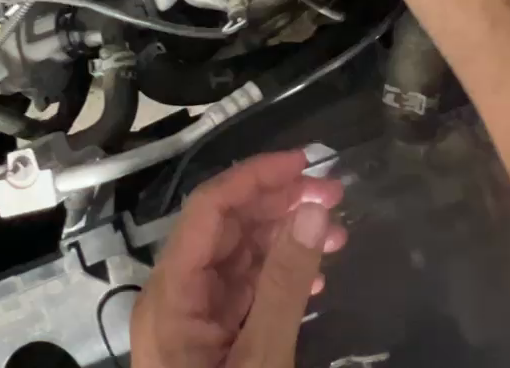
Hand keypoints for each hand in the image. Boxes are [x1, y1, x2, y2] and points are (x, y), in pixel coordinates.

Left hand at [131, 150, 346, 367]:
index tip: (306, 163)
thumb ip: (286, 282)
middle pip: (227, 226)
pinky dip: (283, 273)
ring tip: (338, 233)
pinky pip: (248, 287)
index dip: (256, 176)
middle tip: (335, 195)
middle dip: (280, 203)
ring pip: (242, 254)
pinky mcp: (214, 339)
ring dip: (288, 236)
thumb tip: (314, 208)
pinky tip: (319, 272)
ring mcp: (194, 319)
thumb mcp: (261, 361)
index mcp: (171, 296)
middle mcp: (176, 297)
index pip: (210, 210)